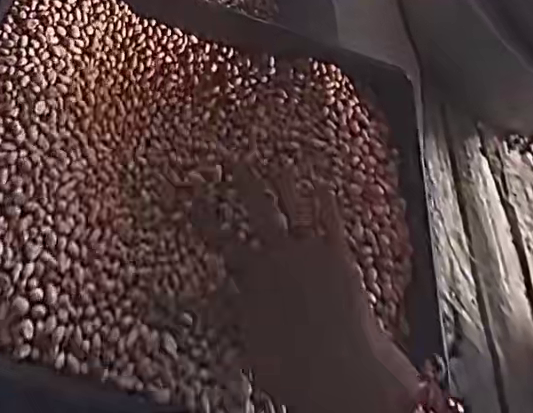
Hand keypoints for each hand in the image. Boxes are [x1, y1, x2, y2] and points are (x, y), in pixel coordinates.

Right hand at [201, 168, 418, 412]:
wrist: (339, 372)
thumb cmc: (292, 369)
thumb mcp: (251, 346)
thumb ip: (233, 317)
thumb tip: (210, 301)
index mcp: (253, 276)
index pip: (222, 241)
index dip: (205, 221)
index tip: (193, 202)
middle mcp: (278, 254)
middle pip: (257, 210)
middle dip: (244, 183)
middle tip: (234, 161)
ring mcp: (308, 251)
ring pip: (292, 206)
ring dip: (284, 184)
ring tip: (277, 165)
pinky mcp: (337, 255)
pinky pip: (330, 222)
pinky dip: (325, 203)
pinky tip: (322, 187)